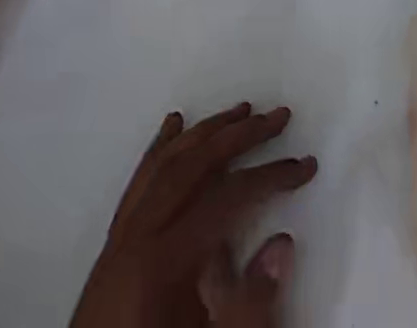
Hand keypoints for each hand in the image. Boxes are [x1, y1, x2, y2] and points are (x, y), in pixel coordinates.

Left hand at [72, 104, 317, 327]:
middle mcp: (135, 242)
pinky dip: (159, 150)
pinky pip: (137, 186)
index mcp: (160, 264)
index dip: (271, 176)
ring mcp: (118, 245)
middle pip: (193, 168)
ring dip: (204, 133)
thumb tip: (281, 244)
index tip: (305, 166)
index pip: (226, 197)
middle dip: (240, 136)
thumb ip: (249, 306)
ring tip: (238, 111)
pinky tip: (173, 127)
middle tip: (279, 116)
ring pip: (164, 168)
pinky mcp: (111, 254)